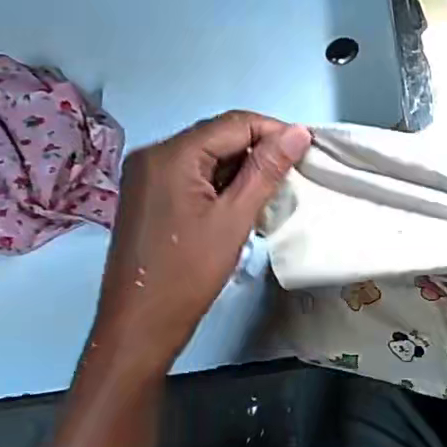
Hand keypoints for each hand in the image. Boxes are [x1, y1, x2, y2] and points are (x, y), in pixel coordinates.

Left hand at [87, 112, 310, 378]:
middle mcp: (152, 154)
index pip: (233, 123)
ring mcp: (144, 175)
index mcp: (171, 155)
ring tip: (271, 190)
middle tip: (292, 172)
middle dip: (256, 150)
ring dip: (238, 168)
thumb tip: (298, 132)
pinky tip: (239, 202)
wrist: (140, 323)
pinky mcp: (146, 196)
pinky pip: (189, 175)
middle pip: (216, 136)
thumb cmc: (188, 274)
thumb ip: (266, 171)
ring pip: (203, 156)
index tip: (306, 150)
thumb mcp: (234, 219)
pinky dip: (217, 182)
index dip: (273, 131)